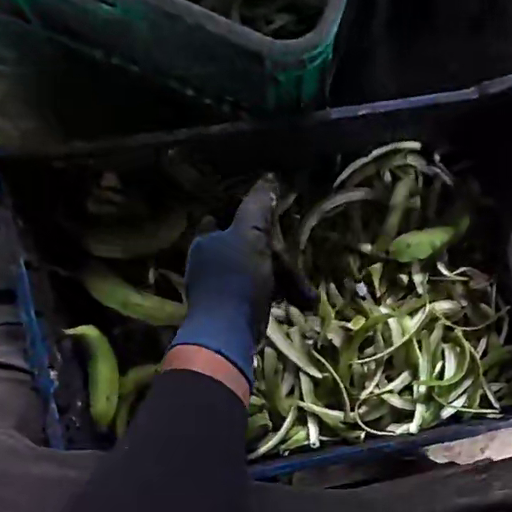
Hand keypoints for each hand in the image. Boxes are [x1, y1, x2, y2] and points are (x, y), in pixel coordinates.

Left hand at [170, 175, 276, 388]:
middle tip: (295, 264)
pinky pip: (258, 295)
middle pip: (247, 248)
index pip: (223, 217)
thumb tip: (268, 178)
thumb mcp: (251, 237)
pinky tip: (295, 302)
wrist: (228, 333)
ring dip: (282, 280)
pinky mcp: (232, 310)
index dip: (246, 215)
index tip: (271, 218)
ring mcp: (219, 288)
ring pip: (256, 273)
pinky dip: (276, 296)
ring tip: (304, 293)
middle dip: (276, 256)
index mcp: (206, 240)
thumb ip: (257, 208)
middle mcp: (208, 262)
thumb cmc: (237, 280)